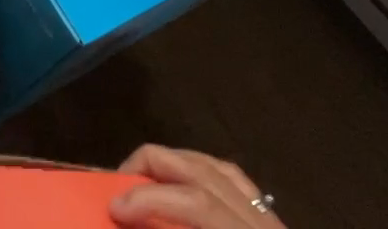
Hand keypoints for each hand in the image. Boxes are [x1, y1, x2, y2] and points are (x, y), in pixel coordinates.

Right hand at [108, 145, 286, 227]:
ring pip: (216, 167)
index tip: (114, 208)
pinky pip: (234, 181)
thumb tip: (128, 219)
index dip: (148, 198)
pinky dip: (200, 172)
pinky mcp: (272, 223)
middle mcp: (261, 223)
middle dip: (151, 167)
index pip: (197, 202)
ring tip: (141, 180)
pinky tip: (181, 183)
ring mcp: (270, 221)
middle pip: (202, 170)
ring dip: (172, 164)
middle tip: (117, 187)